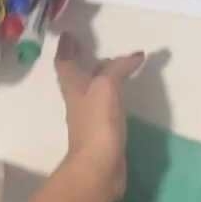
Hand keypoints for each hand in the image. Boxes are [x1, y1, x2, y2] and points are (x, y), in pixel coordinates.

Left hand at [53, 33, 144, 200]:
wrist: (98, 166)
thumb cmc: (97, 123)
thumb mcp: (107, 86)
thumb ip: (119, 68)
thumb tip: (136, 55)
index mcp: (73, 86)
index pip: (64, 62)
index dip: (65, 48)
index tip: (69, 34)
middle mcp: (77, 99)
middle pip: (75, 75)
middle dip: (79, 59)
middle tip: (87, 45)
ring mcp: (88, 116)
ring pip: (90, 88)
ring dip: (96, 75)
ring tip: (109, 64)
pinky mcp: (102, 129)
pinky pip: (104, 103)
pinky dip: (110, 92)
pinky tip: (120, 92)